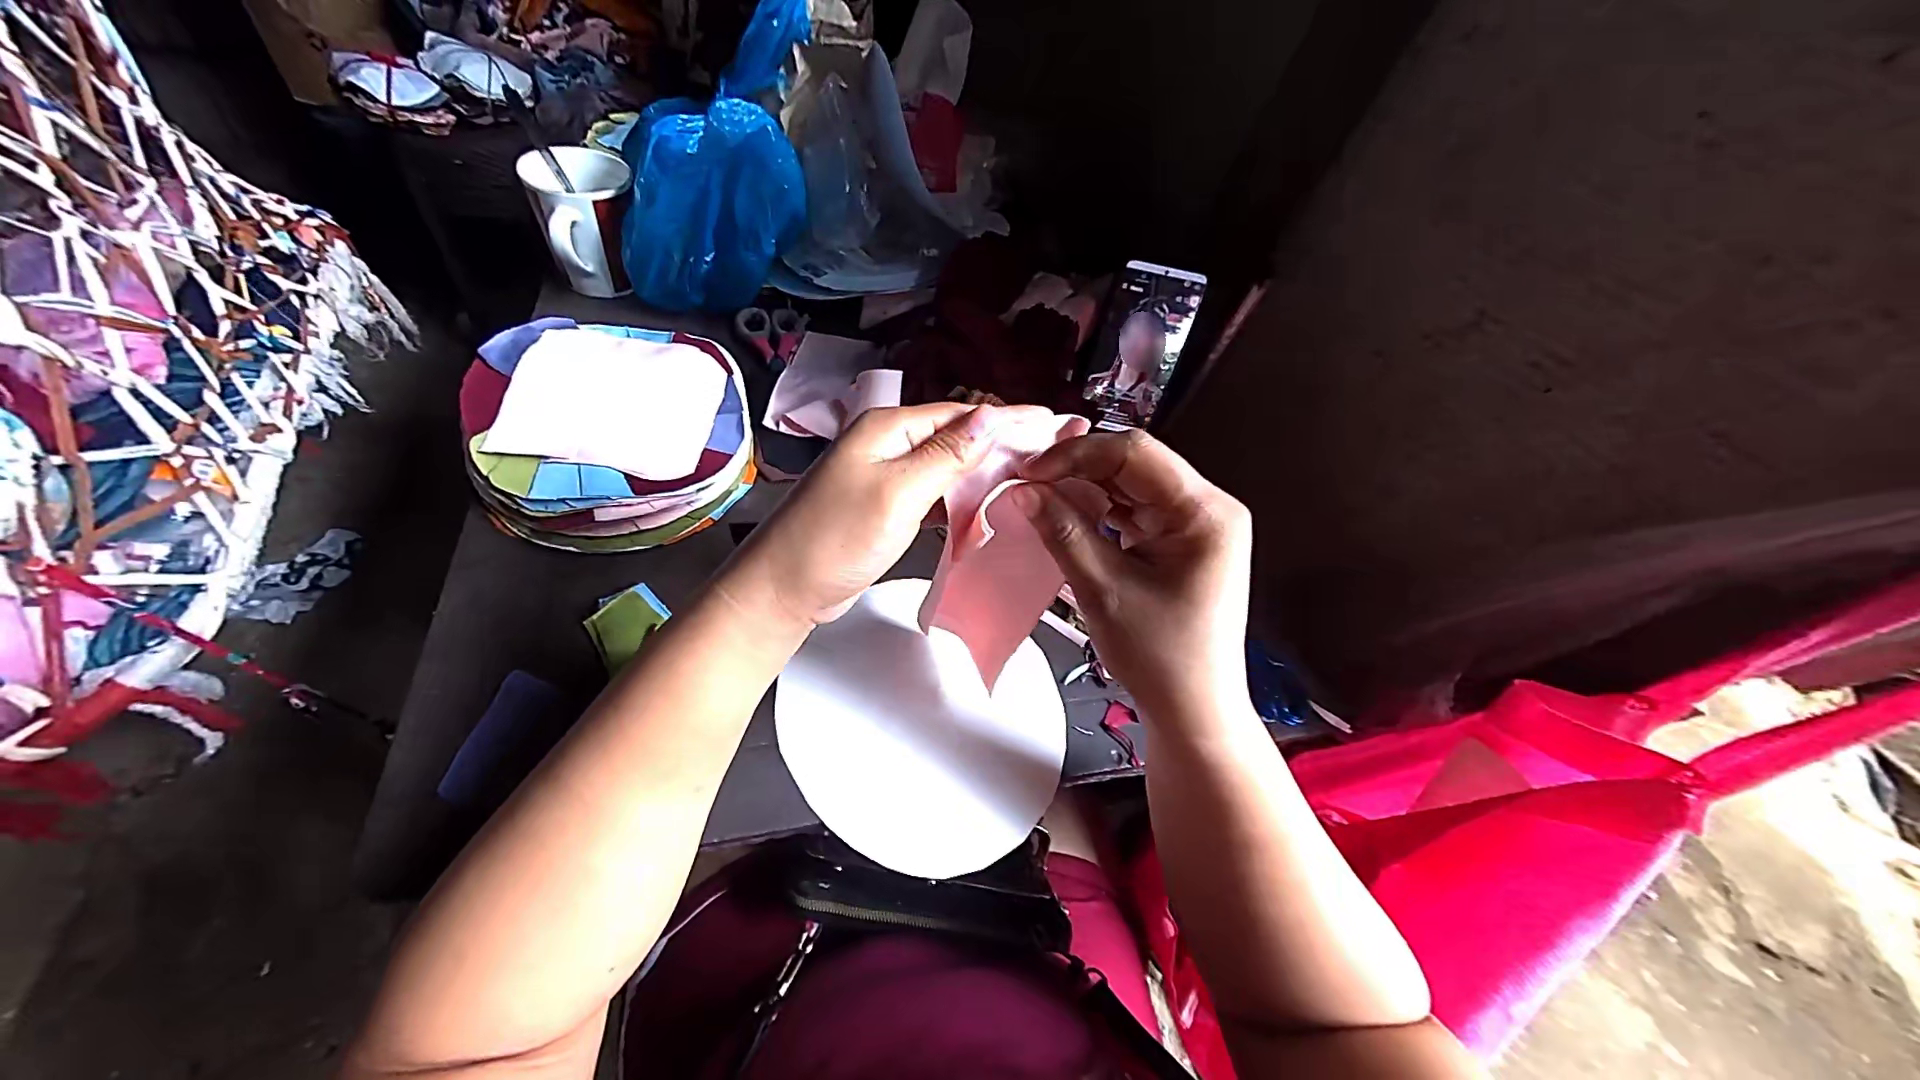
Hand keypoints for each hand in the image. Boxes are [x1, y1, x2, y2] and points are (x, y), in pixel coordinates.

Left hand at [719, 402, 1051, 629]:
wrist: (784, 588)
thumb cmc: (833, 538)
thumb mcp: (898, 492)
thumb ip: (946, 456)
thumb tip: (989, 417)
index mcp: (887, 427)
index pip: (962, 415)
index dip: (1010, 419)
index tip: (1052, 421)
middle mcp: (887, 444)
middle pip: (957, 437)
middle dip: (1003, 444)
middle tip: (1049, 450)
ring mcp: (886, 475)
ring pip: (947, 466)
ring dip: (983, 473)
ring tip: (1028, 476)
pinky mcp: (886, 505)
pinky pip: (934, 493)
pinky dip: (960, 499)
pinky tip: (984, 506)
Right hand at [1012, 430, 1252, 720]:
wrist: (1192, 708)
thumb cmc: (1163, 658)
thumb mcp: (1104, 590)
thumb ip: (1063, 532)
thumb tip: (1026, 491)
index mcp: (1205, 513)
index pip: (1135, 453)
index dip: (1077, 455)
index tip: (1032, 471)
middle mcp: (1208, 510)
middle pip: (1135, 464)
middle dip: (1078, 470)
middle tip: (1030, 484)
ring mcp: (1196, 526)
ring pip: (1131, 485)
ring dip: (1086, 490)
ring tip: (1043, 500)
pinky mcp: (1180, 542)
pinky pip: (1134, 510)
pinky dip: (1099, 511)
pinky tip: (1069, 517)